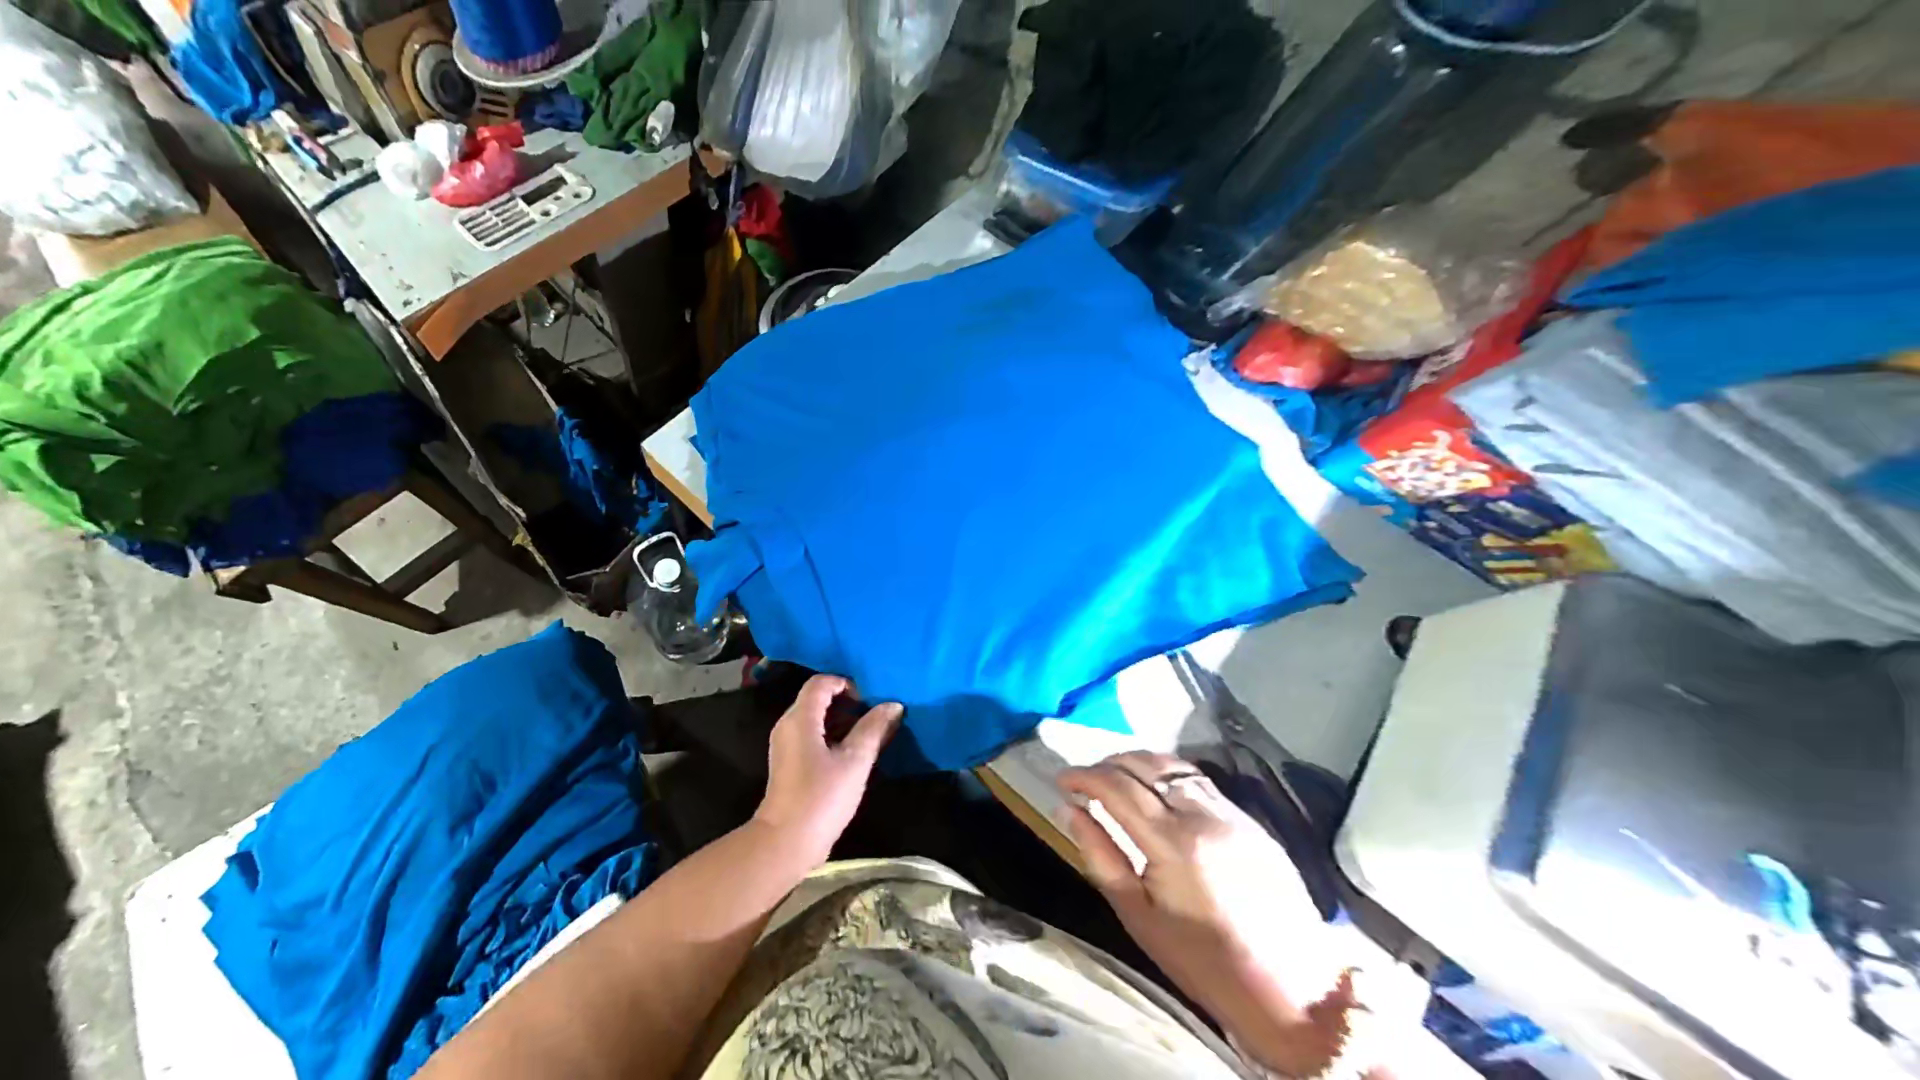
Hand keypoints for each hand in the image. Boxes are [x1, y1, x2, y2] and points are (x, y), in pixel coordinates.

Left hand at [752, 675, 901, 866]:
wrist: (785, 843)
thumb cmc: (821, 797)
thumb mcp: (855, 761)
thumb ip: (874, 729)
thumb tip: (893, 705)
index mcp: (800, 718)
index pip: (821, 683)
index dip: (847, 684)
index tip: (870, 700)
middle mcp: (788, 726)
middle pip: (817, 700)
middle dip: (848, 703)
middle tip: (876, 716)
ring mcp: (786, 746)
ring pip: (816, 720)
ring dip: (843, 722)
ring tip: (871, 734)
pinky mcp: (790, 764)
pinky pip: (812, 738)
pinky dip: (833, 738)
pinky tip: (854, 755)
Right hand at [1059, 751, 1343, 1074]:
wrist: (1291, 989)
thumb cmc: (1203, 962)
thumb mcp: (1139, 917)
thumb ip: (1101, 856)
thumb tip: (1070, 810)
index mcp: (1172, 842)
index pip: (1116, 786)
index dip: (1083, 776)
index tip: (1061, 780)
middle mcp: (1202, 815)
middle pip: (1144, 765)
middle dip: (1106, 763)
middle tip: (1084, 779)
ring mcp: (1231, 813)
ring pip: (1174, 765)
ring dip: (1137, 762)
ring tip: (1114, 776)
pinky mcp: (1250, 819)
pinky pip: (1199, 780)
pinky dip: (1168, 774)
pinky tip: (1155, 789)